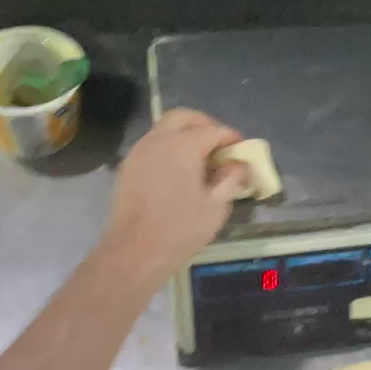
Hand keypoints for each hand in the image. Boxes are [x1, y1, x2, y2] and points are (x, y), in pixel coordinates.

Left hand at [101, 108, 246, 275]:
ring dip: (184, 134)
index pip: (214, 130)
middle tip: (219, 145)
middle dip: (205, 125)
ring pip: (164, 129)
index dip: (231, 138)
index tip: (242, 149)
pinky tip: (178, 170)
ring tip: (200, 157)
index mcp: (183, 146)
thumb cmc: (180, 229)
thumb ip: (231, 179)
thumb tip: (239, 164)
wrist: (134, 251)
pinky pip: (152, 144)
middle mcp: (159, 140)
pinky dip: (168, 147)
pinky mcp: (128, 166)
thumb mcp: (216, 206)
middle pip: (184, 118)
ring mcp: (139, 151)